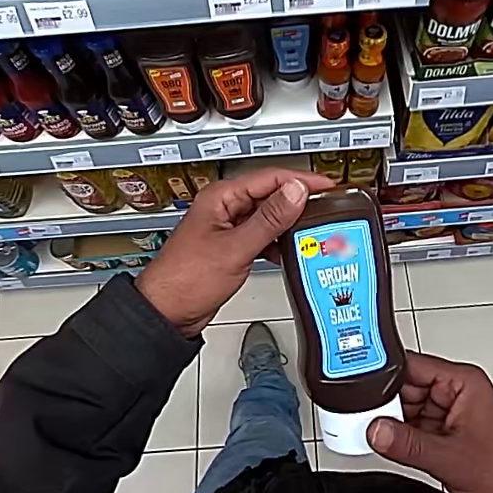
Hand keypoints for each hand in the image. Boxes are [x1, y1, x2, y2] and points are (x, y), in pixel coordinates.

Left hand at [136, 167, 336, 336]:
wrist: (167, 314)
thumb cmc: (184, 280)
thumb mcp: (235, 248)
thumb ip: (269, 219)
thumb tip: (295, 192)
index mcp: (221, 197)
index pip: (270, 178)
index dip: (300, 180)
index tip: (326, 187)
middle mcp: (225, 207)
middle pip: (271, 195)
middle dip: (298, 202)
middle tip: (325, 209)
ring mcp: (229, 227)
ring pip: (268, 216)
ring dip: (289, 223)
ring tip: (312, 230)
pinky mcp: (233, 246)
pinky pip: (263, 235)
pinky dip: (278, 242)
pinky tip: (289, 252)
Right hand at [367, 351, 492, 492]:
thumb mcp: (451, 460)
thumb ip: (407, 443)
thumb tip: (375, 429)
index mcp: (464, 383)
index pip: (414, 365)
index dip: (386, 374)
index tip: (363, 388)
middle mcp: (457, 392)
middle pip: (405, 385)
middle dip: (387, 404)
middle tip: (369, 420)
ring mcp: (450, 412)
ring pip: (406, 407)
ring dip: (395, 423)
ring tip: (385, 437)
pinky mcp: (445, 432)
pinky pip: (413, 425)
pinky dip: (402, 436)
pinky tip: (396, 446)